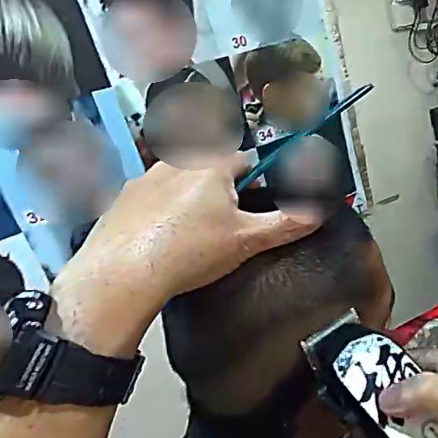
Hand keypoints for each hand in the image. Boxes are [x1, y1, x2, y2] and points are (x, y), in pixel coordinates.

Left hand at [52, 154, 320, 355]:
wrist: (120, 277)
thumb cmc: (186, 252)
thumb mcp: (247, 240)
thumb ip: (287, 223)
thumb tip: (318, 212)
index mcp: (210, 164)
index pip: (247, 160)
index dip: (258, 183)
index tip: (257, 206)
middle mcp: (176, 162)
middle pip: (214, 168)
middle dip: (225, 189)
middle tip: (228, 224)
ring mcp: (144, 179)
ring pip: (182, 180)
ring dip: (193, 197)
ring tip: (196, 235)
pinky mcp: (122, 200)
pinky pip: (153, 197)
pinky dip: (163, 211)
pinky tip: (166, 240)